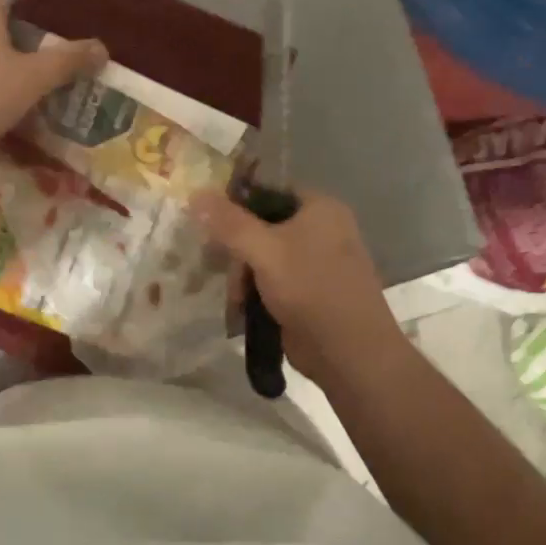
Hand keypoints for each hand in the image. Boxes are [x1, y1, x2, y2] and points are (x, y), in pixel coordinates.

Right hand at [192, 189, 402, 380]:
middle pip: (262, 227)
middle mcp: (323, 229)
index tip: (210, 225)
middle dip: (239, 253)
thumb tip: (195, 194)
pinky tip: (244, 307)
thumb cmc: (311, 289)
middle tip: (226, 273)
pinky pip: (274, 281)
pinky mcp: (311, 292)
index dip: (236, 205)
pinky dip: (257, 292)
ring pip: (265, 257)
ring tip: (237, 300)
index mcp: (320, 208)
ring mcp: (318, 262)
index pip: (268, 191)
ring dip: (244, 277)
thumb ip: (228, 223)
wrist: (350, 353)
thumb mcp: (264, 250)